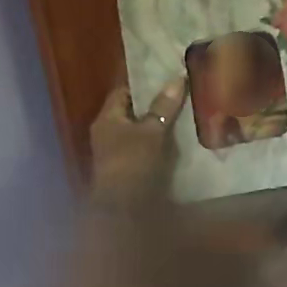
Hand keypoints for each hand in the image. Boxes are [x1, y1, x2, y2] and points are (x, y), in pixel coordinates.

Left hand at [89, 79, 186, 208]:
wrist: (123, 208)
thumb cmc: (133, 162)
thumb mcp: (151, 131)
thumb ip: (163, 108)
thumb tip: (177, 78)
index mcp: (106, 119)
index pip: (122, 93)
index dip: (142, 85)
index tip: (164, 81)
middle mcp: (105, 135)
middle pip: (130, 115)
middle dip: (151, 109)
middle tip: (177, 100)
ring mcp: (114, 157)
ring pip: (136, 136)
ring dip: (154, 132)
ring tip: (180, 122)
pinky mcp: (125, 174)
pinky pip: (141, 155)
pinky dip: (155, 150)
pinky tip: (174, 149)